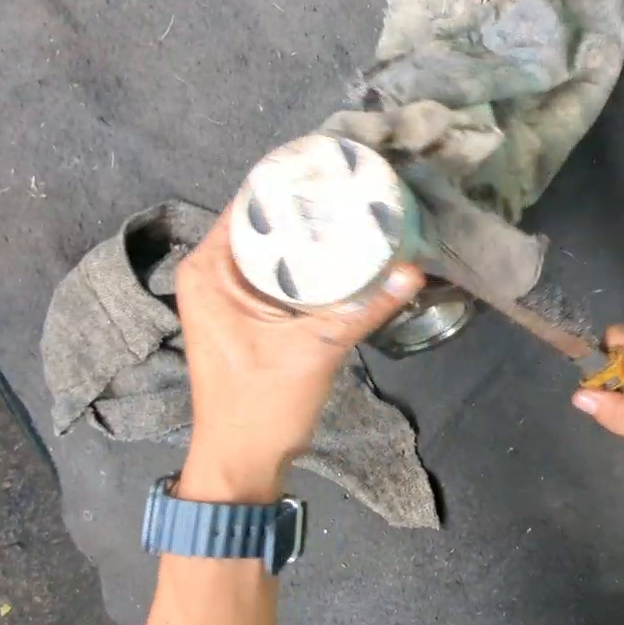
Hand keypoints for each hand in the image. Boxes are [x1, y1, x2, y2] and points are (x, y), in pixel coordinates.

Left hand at [174, 205, 423, 500]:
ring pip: (274, 248)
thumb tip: (414, 271)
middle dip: (308, 206)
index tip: (335, 164)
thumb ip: (364, 308)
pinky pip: (279, 273)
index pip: (250, 204)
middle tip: (358, 187)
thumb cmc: (262, 404)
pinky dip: (309, 263)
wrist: (242, 459)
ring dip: (310, 235)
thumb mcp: (315, 349)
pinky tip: (346, 254)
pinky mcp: (247, 313)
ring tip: (357, 211)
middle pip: (264, 222)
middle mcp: (211, 273)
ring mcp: (228, 294)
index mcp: (209, 270)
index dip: (291, 180)